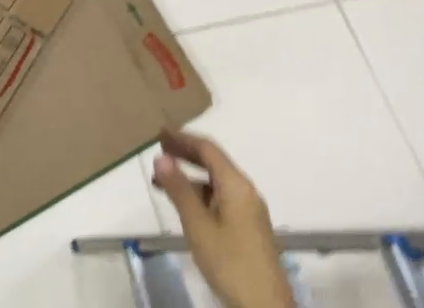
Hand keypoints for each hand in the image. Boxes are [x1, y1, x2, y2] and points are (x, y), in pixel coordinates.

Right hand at [151, 131, 294, 307]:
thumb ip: (180, 190)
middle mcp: (246, 192)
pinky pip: (220, 198)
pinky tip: (184, 205)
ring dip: (190, 176)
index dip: (183, 138)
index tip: (159, 132)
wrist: (264, 307)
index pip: (208, 150)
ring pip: (216, 182)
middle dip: (186, 153)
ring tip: (162, 179)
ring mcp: (249, 211)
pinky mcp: (248, 228)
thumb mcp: (198, 225)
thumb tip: (161, 157)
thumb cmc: (229, 262)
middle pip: (214, 163)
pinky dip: (199, 194)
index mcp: (236, 186)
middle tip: (159, 148)